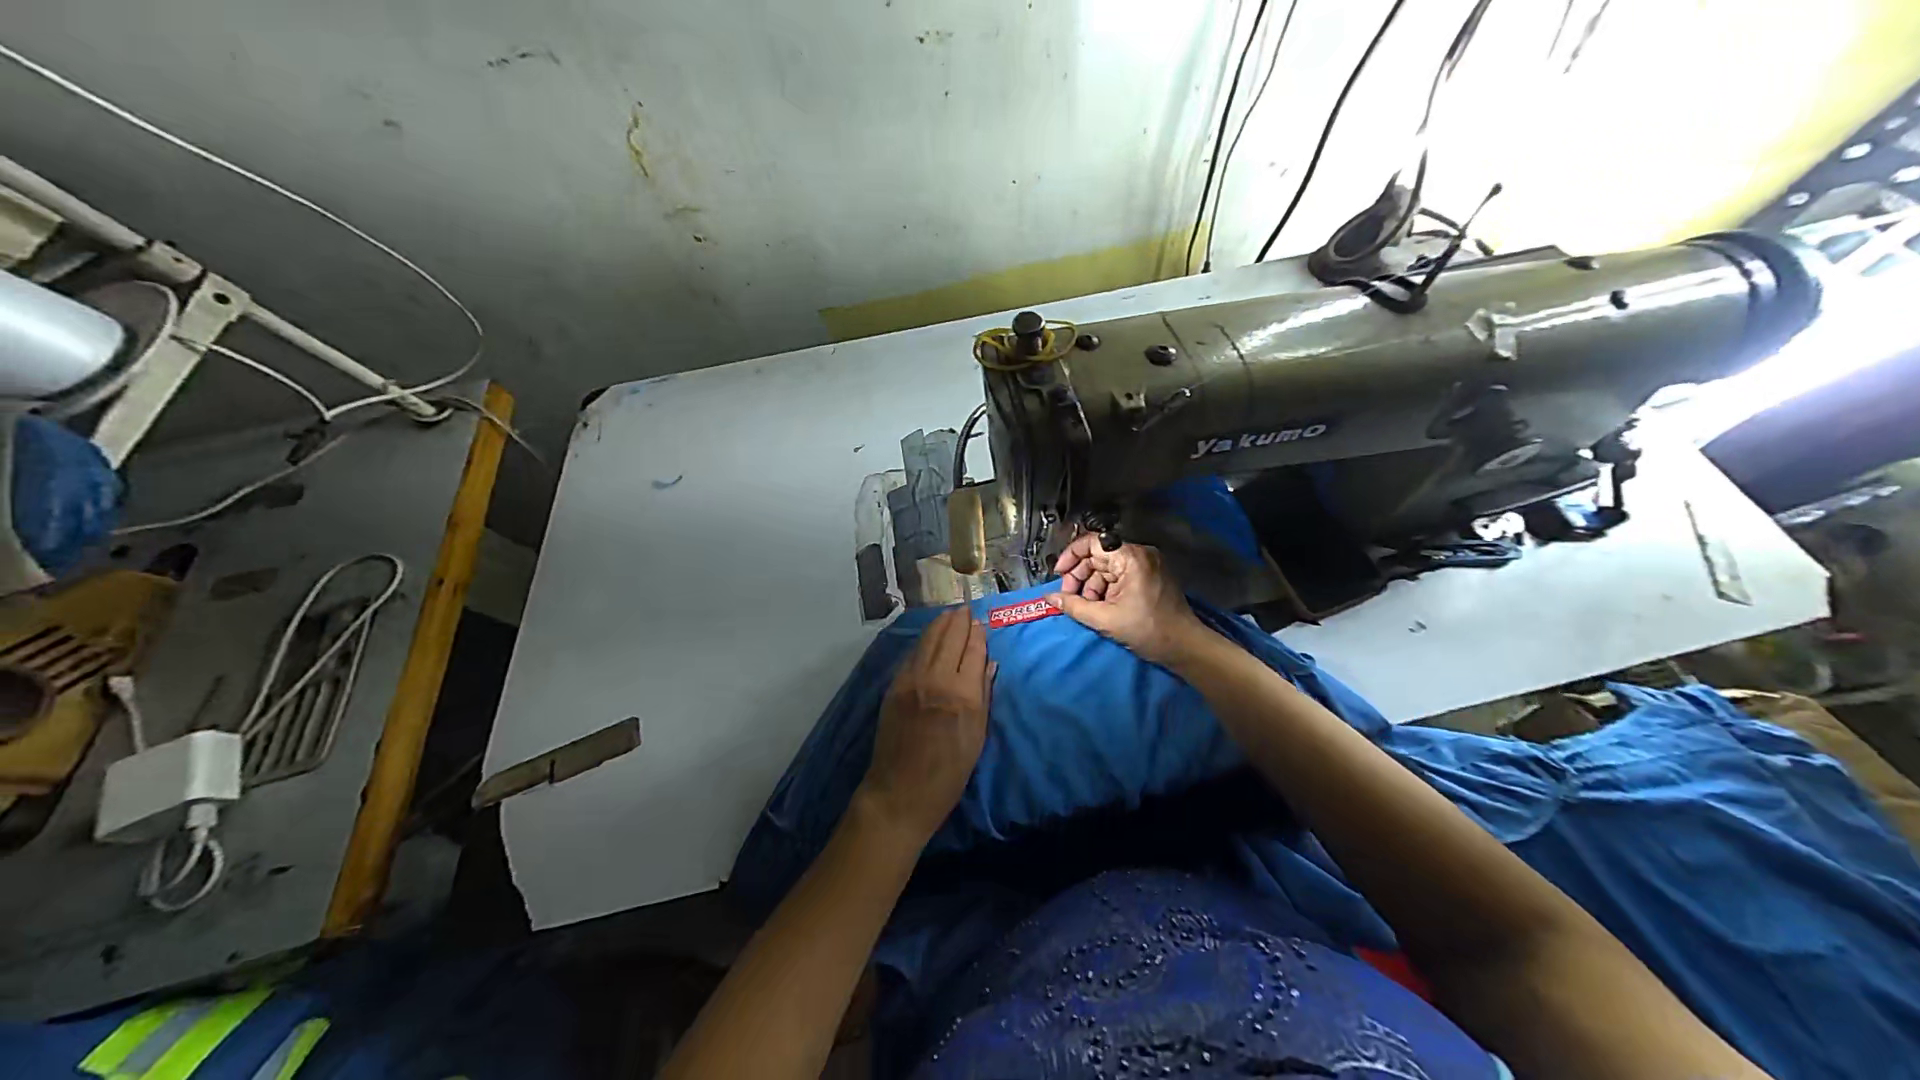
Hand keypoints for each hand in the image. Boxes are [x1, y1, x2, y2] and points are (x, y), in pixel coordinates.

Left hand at [857, 608, 994, 842]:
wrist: (901, 792)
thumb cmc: (949, 773)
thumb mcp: (977, 736)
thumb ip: (983, 694)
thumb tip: (988, 662)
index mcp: (963, 695)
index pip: (974, 651)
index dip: (978, 634)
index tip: (981, 623)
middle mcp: (937, 679)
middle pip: (950, 637)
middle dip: (960, 621)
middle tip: (966, 609)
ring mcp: (912, 680)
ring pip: (929, 640)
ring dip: (941, 624)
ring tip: (951, 614)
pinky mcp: (895, 685)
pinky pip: (913, 654)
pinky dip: (925, 641)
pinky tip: (930, 637)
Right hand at [1046, 535, 1212, 665]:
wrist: (1184, 646)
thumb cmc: (1149, 630)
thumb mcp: (1105, 619)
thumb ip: (1074, 606)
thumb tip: (1050, 598)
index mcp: (1131, 558)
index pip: (1092, 542)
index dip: (1071, 555)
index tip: (1059, 574)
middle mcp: (1139, 555)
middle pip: (1098, 555)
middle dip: (1079, 575)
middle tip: (1069, 596)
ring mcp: (1146, 565)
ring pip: (1106, 567)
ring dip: (1091, 585)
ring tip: (1085, 607)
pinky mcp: (1148, 577)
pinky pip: (1118, 576)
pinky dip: (1105, 589)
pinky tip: (1099, 607)